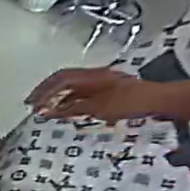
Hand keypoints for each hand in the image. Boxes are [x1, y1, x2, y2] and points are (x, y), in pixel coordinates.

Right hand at [25, 68, 160, 121]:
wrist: (157, 101)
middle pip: (65, 82)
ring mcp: (103, 84)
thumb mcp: (98, 107)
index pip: (61, 79)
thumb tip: (49, 111)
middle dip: (47, 93)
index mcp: (92, 76)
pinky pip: (82, 97)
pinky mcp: (108, 94)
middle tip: (33, 106)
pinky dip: (69, 105)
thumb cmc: (131, 101)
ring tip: (46, 111)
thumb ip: (72, 109)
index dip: (43, 90)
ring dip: (58, 99)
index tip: (31, 103)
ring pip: (73, 89)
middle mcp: (96, 77)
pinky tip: (66, 114)